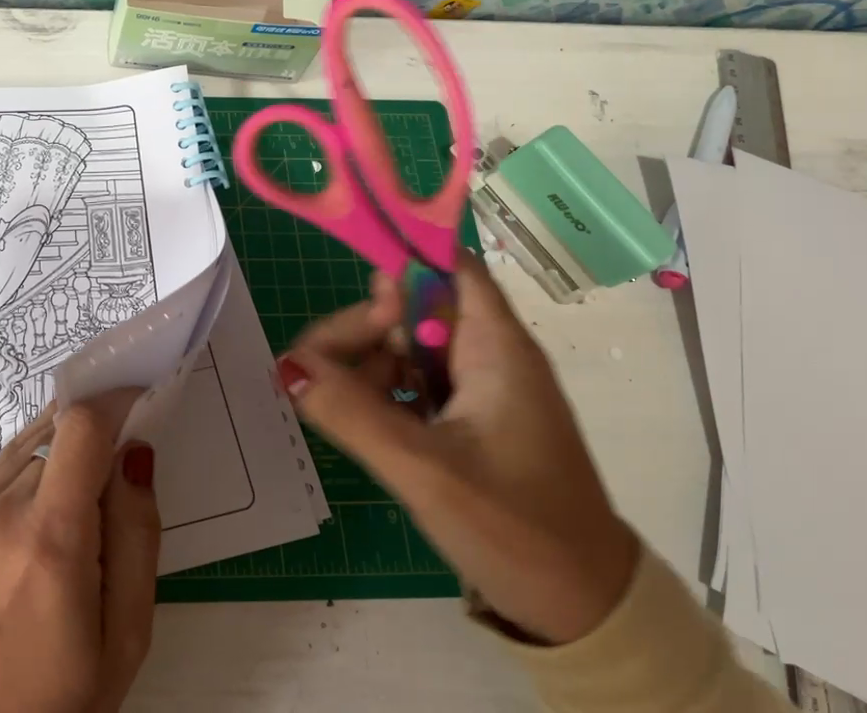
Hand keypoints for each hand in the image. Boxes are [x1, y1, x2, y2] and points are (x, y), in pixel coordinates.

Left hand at [0, 389, 160, 712]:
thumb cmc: (62, 690)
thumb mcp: (127, 632)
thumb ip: (137, 533)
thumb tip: (135, 454)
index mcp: (49, 540)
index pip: (80, 428)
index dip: (113, 402)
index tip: (137, 399)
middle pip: (59, 439)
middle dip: (94, 453)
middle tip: (113, 498)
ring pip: (29, 447)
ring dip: (60, 461)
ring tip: (75, 519)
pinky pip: (1, 469)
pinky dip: (30, 474)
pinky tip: (40, 521)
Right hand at [276, 254, 637, 644]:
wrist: (580, 608)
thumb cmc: (516, 529)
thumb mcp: (423, 469)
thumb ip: (351, 413)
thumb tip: (287, 364)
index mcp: (496, 349)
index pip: (451, 267)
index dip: (403, 260)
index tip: (354, 291)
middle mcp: (490, 356)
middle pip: (416, 307)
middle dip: (367, 327)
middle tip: (324, 367)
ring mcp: (481, 390)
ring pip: (409, 347)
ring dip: (368, 366)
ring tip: (341, 408)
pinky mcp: (471, 421)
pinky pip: (416, 385)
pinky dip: (384, 395)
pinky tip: (364, 423)